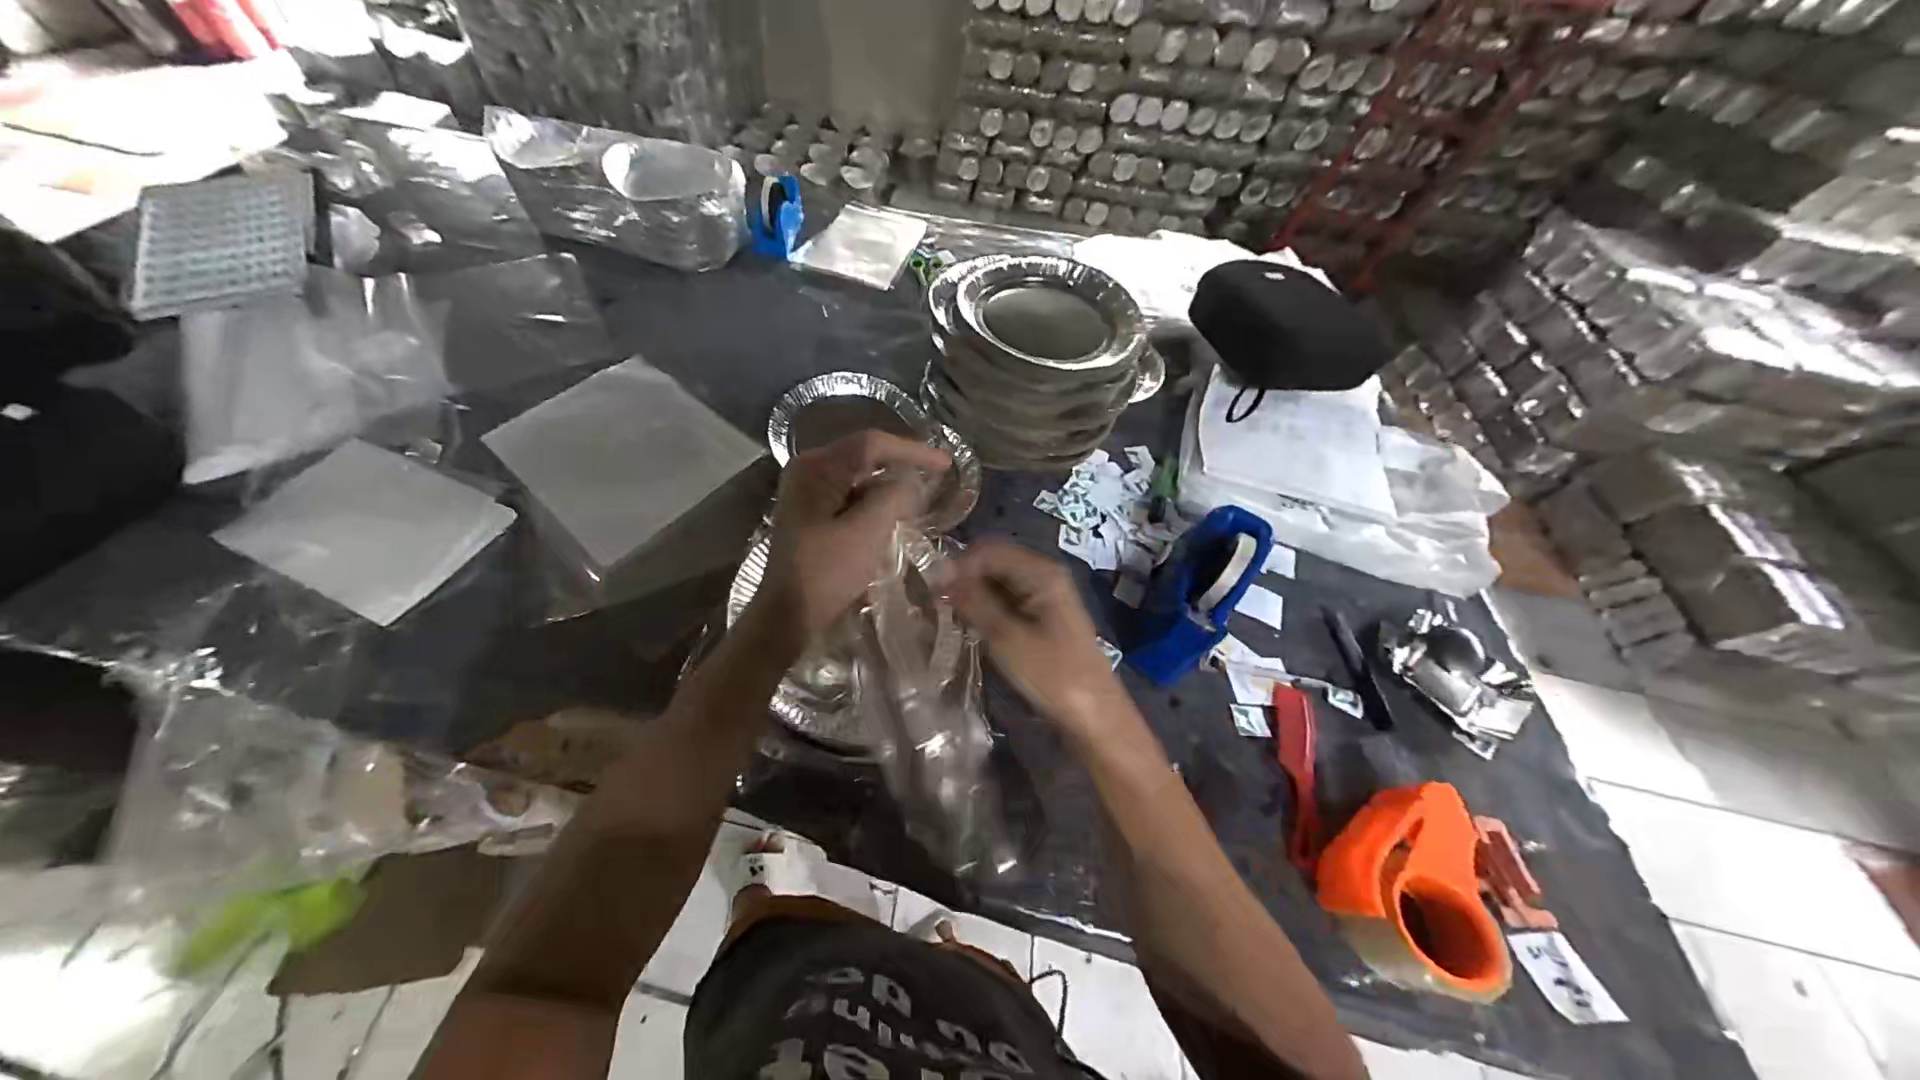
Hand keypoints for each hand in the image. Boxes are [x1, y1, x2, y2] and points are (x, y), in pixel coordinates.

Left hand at [756, 430, 951, 643]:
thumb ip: (895, 497)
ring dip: (889, 490)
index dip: (913, 450)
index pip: (872, 444)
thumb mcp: (868, 532)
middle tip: (936, 479)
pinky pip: (851, 498)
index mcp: (817, 468)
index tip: (946, 464)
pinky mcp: (811, 516)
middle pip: (865, 458)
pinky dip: (874, 505)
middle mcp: (808, 472)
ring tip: (920, 501)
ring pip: (859, 480)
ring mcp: (807, 494)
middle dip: (901, 468)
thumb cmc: (826, 572)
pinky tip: (893, 519)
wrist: (788, 617)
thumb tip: (912, 484)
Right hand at [944, 539, 1126, 736]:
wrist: (1094, 714)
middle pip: (994, 562)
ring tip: (949, 615)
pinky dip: (987, 608)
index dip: (958, 565)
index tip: (931, 589)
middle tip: (937, 603)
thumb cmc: (1053, 675)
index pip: (988, 550)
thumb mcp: (1007, 638)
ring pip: (998, 582)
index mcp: (1041, 572)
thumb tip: (941, 574)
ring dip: (974, 594)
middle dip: (965, 578)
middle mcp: (1044, 575)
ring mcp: (1045, 595)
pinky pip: (1007, 599)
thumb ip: (974, 602)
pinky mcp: (1042, 615)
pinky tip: (971, 626)